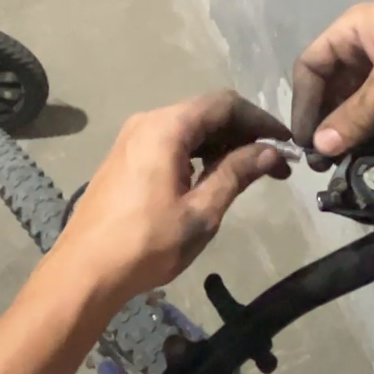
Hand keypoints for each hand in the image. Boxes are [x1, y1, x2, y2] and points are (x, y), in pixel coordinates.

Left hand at [48, 91, 290, 305]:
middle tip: (275, 166)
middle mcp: (148, 121)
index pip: (224, 104)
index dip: (260, 120)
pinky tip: (214, 177)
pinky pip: (170, 141)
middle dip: (243, 133)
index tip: (287, 144)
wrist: (85, 269)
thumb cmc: (146, 242)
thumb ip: (236, 174)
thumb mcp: (201, 212)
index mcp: (166, 127)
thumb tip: (271, 152)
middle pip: (206, 112)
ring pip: (188, 127)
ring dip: (221, 144)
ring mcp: (133, 137)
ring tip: (250, 174)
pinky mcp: (126, 156)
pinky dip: (197, 152)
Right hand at [290, 0, 373, 162]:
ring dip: (356, 124)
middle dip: (329, 117)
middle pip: (335, 81)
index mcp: (356, 26)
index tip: (306, 141)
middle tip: (328, 157)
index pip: (312, 64)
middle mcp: (371, 39)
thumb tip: (320, 148)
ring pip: (363, 94)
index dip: (304, 101)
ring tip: (352, 158)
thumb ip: (357, 115)